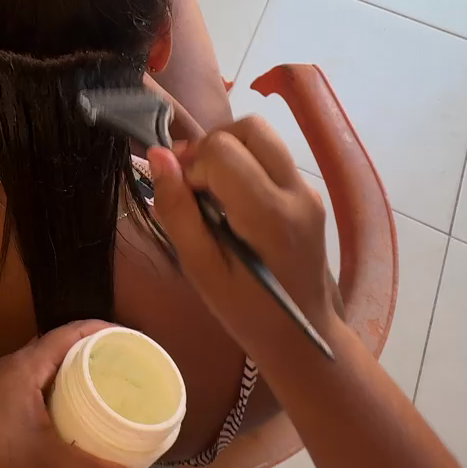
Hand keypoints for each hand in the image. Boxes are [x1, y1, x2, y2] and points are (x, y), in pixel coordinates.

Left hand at [0, 320, 145, 467]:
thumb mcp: (46, 462)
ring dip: (76, 371)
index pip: (68, 333)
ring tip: (109, 384)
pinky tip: (79, 412)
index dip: (99, 329)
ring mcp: (7, 385)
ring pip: (50, 367)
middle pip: (60, 346)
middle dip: (93, 350)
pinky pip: (41, 385)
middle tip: (126, 362)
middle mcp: (17, 367)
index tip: (129, 337)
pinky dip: (63, 390)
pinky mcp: (3, 404)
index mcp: (27, 365)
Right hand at [147, 117, 336, 346]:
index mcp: (269, 215)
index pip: (223, 150)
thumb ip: (177, 209)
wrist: (303, 339)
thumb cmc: (245, 311)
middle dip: (213, 144)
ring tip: (211, 186)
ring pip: (263, 136)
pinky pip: (272, 157)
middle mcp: (296, 193)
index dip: (193, 164)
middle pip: (250, 128)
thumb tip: (158, 155)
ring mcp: (308, 191)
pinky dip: (245, 163)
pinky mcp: (309, 194)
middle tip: (195, 181)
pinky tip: (232, 201)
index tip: (184, 196)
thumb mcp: (200, 268)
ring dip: (229, 149)